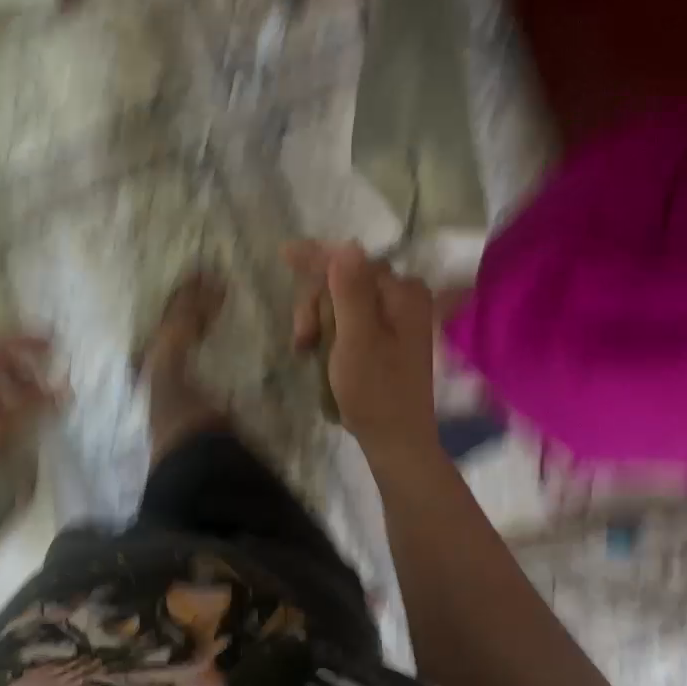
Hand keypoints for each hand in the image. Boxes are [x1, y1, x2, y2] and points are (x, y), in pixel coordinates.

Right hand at [284, 241, 440, 463]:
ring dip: (318, 318)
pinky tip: (319, 350)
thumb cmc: (375, 393)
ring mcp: (396, 318)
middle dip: (316, 303)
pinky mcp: (386, 337)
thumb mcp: (357, 340)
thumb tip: (346, 246)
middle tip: (302, 338)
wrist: (395, 440)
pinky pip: (349, 317)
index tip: (283, 253)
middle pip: (345, 279)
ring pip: (342, 299)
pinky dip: (329, 329)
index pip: (352, 261)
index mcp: (402, 294)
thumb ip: (351, 293)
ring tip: (307, 349)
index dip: (316, 257)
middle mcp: (403, 298)